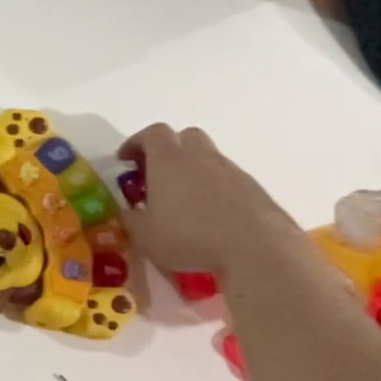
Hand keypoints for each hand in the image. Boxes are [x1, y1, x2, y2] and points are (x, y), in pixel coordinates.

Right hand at [119, 124, 306, 275]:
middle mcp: (201, 157)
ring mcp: (230, 170)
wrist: (256, 247)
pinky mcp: (251, 187)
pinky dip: (209, 186)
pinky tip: (205, 214)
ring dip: (189, 168)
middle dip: (166, 149)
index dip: (135, 142)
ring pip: (206, 156)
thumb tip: (128, 211)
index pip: (153, 134)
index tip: (124, 160)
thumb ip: (131, 218)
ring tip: (178, 198)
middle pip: (184, 136)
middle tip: (152, 173)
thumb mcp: (144, 235)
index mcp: (169, 161)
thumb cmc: (188, 237)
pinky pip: (224, 177)